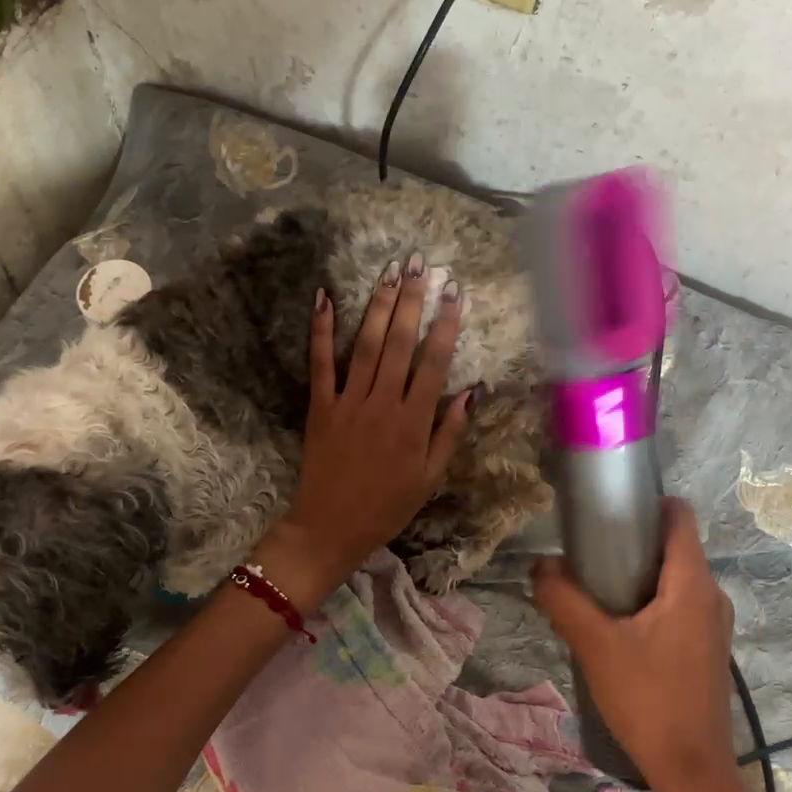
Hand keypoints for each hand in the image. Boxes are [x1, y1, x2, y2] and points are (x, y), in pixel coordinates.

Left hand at [261, 254, 473, 605]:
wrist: (330, 528)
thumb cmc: (386, 507)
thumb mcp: (429, 479)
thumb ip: (448, 434)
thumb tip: (471, 391)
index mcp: (413, 422)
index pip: (434, 363)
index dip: (446, 324)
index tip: (455, 291)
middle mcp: (382, 404)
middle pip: (400, 343)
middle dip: (412, 300)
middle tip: (420, 263)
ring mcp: (348, 402)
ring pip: (366, 345)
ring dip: (379, 305)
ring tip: (390, 271)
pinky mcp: (320, 406)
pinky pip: (320, 363)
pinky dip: (322, 330)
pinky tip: (324, 298)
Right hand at [531, 499, 739, 791]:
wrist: (690, 769)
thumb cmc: (647, 698)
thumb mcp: (595, 645)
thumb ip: (563, 600)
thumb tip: (539, 567)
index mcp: (692, 585)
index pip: (680, 518)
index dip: (648, 502)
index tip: (608, 506)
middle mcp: (711, 597)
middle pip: (674, 547)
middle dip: (631, 540)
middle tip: (585, 549)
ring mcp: (712, 626)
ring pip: (674, 580)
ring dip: (636, 574)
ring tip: (592, 586)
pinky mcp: (705, 650)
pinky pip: (676, 606)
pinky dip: (647, 601)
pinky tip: (615, 624)